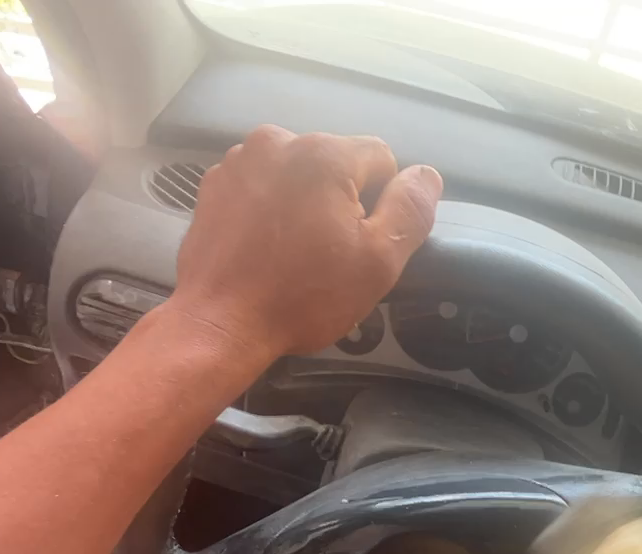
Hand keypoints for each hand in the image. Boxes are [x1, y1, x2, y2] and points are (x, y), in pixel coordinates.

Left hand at [171, 125, 442, 359]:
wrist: (221, 323)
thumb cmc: (305, 297)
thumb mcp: (377, 263)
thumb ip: (410, 212)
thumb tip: (427, 176)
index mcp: (325, 154)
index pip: (382, 159)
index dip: (383, 206)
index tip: (363, 246)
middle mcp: (280, 141)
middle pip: (336, 165)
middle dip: (342, 203)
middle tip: (329, 258)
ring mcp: (240, 160)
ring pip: (296, 177)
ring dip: (304, 206)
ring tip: (294, 257)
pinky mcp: (214, 186)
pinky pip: (260, 189)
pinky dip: (270, 212)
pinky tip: (265, 252)